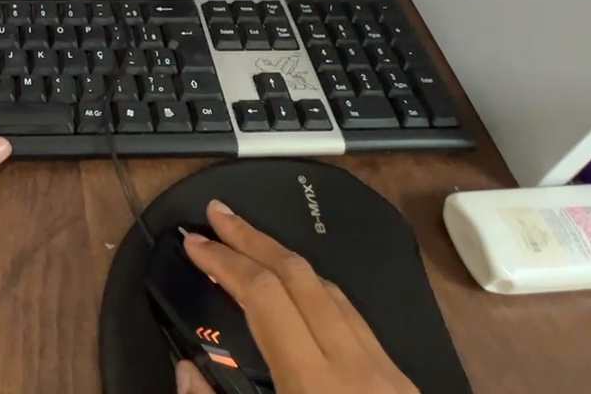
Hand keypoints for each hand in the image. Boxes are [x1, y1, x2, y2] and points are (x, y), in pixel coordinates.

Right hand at [174, 200, 415, 393]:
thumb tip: (186, 371)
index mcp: (317, 389)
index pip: (265, 297)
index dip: (224, 262)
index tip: (193, 244)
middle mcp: (358, 370)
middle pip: (299, 276)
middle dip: (253, 237)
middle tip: (215, 214)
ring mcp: (388, 375)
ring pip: (331, 290)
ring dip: (283, 256)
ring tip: (247, 237)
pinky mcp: (404, 387)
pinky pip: (352, 317)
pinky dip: (314, 287)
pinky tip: (299, 290)